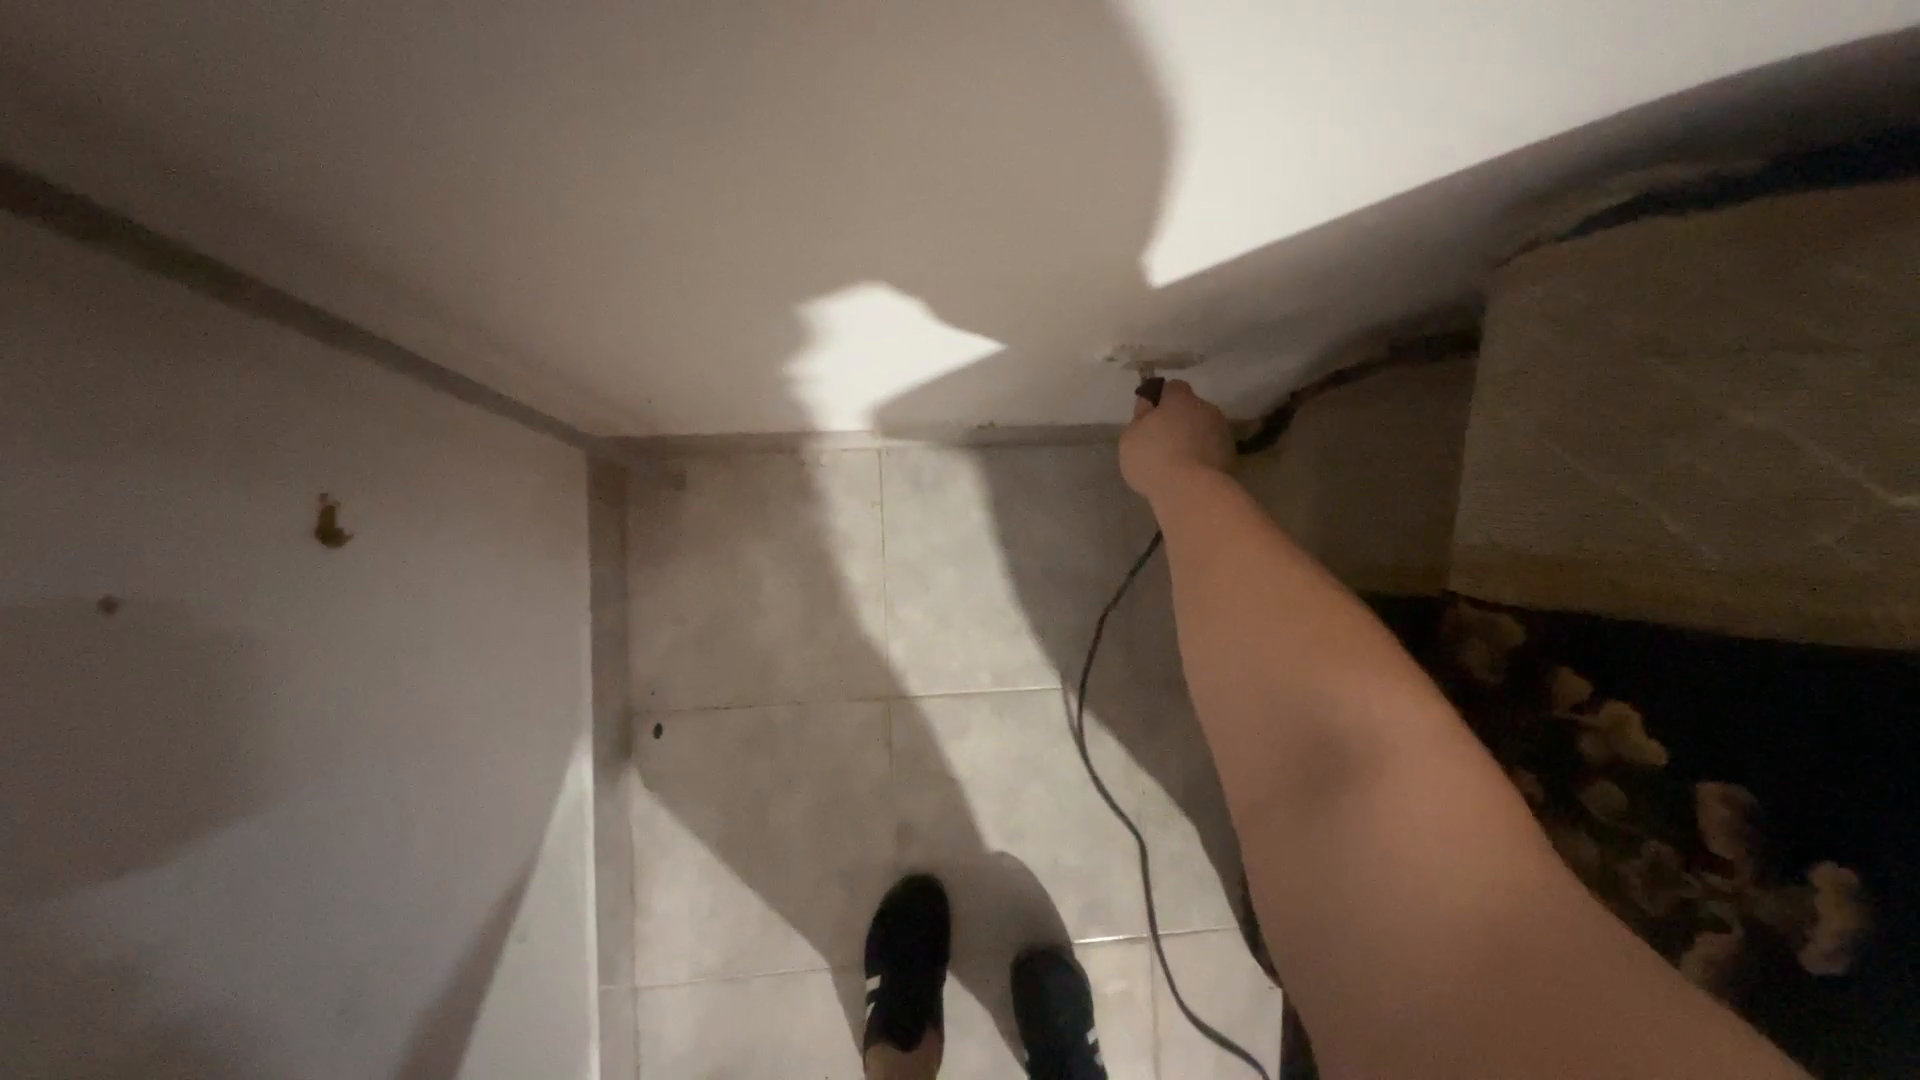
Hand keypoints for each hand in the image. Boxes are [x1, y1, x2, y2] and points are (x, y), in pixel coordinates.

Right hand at [1119, 379, 1231, 500]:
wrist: (1190, 491)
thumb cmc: (1153, 459)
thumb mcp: (1130, 437)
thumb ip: (1139, 416)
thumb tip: (1148, 404)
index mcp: (1180, 399)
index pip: (1173, 387)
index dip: (1162, 399)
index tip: (1151, 416)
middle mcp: (1206, 408)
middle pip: (1192, 408)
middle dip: (1180, 419)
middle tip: (1163, 441)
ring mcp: (1222, 432)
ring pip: (1205, 429)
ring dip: (1194, 438)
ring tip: (1179, 461)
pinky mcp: (1232, 455)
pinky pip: (1213, 449)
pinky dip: (1204, 456)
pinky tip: (1191, 473)